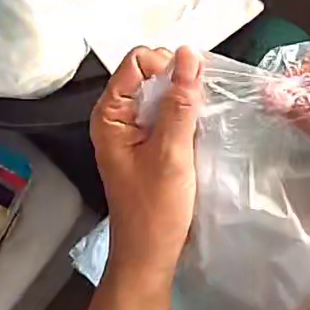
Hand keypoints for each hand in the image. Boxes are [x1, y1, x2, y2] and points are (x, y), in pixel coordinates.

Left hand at [90, 46, 202, 288]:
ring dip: (184, 97)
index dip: (166, 66)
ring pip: (162, 91)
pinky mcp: (150, 140)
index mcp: (110, 114)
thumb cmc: (154, 210)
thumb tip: (188, 56)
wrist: (150, 253)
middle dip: (178, 79)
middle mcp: (118, 116)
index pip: (137, 61)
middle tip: (196, 108)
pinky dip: (185, 112)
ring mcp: (134, 128)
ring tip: (199, 120)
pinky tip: (197, 128)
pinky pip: (168, 111)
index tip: (189, 89)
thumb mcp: (171, 153)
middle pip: (150, 71)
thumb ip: (180, 103)